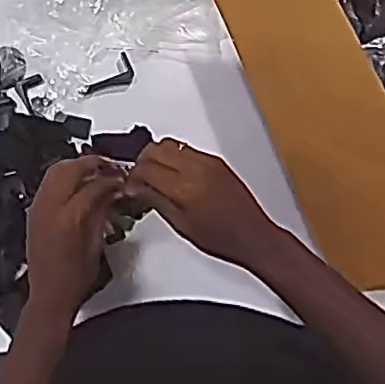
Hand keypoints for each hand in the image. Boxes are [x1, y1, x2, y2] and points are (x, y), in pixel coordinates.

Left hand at [25, 156, 123, 321]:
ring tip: (94, 172)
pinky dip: (64, 177)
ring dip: (76, 167)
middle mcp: (49, 207)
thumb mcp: (97, 244)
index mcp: (69, 217)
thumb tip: (111, 192)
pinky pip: (48, 183)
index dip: (111, 178)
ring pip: (56, 171)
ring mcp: (38, 208)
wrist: (50, 295)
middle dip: (92, 163)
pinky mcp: (33, 211)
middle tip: (109, 167)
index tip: (121, 178)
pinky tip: (77, 184)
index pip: (93, 184)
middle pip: (70, 168)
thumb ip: (103, 212)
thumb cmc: (73, 280)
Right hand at [124, 139, 284, 268]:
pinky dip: (174, 156)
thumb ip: (154, 200)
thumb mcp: (180, 225)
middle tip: (139, 178)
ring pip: (169, 144)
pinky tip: (174, 174)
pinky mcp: (216, 161)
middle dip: (142, 162)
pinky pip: (186, 149)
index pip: (146, 168)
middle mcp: (196, 169)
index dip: (133, 176)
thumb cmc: (222, 238)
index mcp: (185, 188)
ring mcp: (207, 162)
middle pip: (155, 149)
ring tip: (156, 175)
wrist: (254, 236)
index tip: (130, 185)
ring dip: (157, 156)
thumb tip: (133, 187)